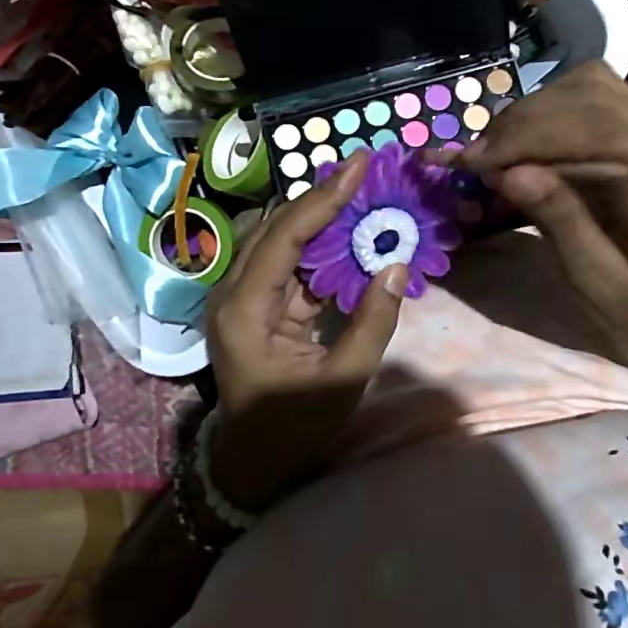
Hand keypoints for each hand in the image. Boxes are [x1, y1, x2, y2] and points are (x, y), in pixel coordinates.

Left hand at [203, 150, 406, 510]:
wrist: (251, 461)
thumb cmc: (293, 427)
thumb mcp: (343, 381)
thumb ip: (372, 323)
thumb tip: (395, 265)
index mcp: (244, 311)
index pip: (283, 238)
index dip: (322, 199)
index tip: (357, 166)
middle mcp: (232, 294)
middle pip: (276, 228)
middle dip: (320, 197)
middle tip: (362, 169)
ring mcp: (240, 299)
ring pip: (279, 240)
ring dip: (318, 216)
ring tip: (358, 191)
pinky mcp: (254, 306)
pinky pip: (286, 264)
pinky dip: (317, 246)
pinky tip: (347, 232)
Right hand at [452, 61, 627, 359]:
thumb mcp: (598, 282)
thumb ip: (562, 224)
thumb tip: (509, 173)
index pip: (601, 128)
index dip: (534, 134)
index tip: (479, 161)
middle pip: (592, 98)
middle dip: (524, 122)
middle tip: (474, 159)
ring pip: (591, 86)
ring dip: (534, 111)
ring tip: (496, 150)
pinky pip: (595, 96)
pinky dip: (551, 109)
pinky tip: (526, 140)